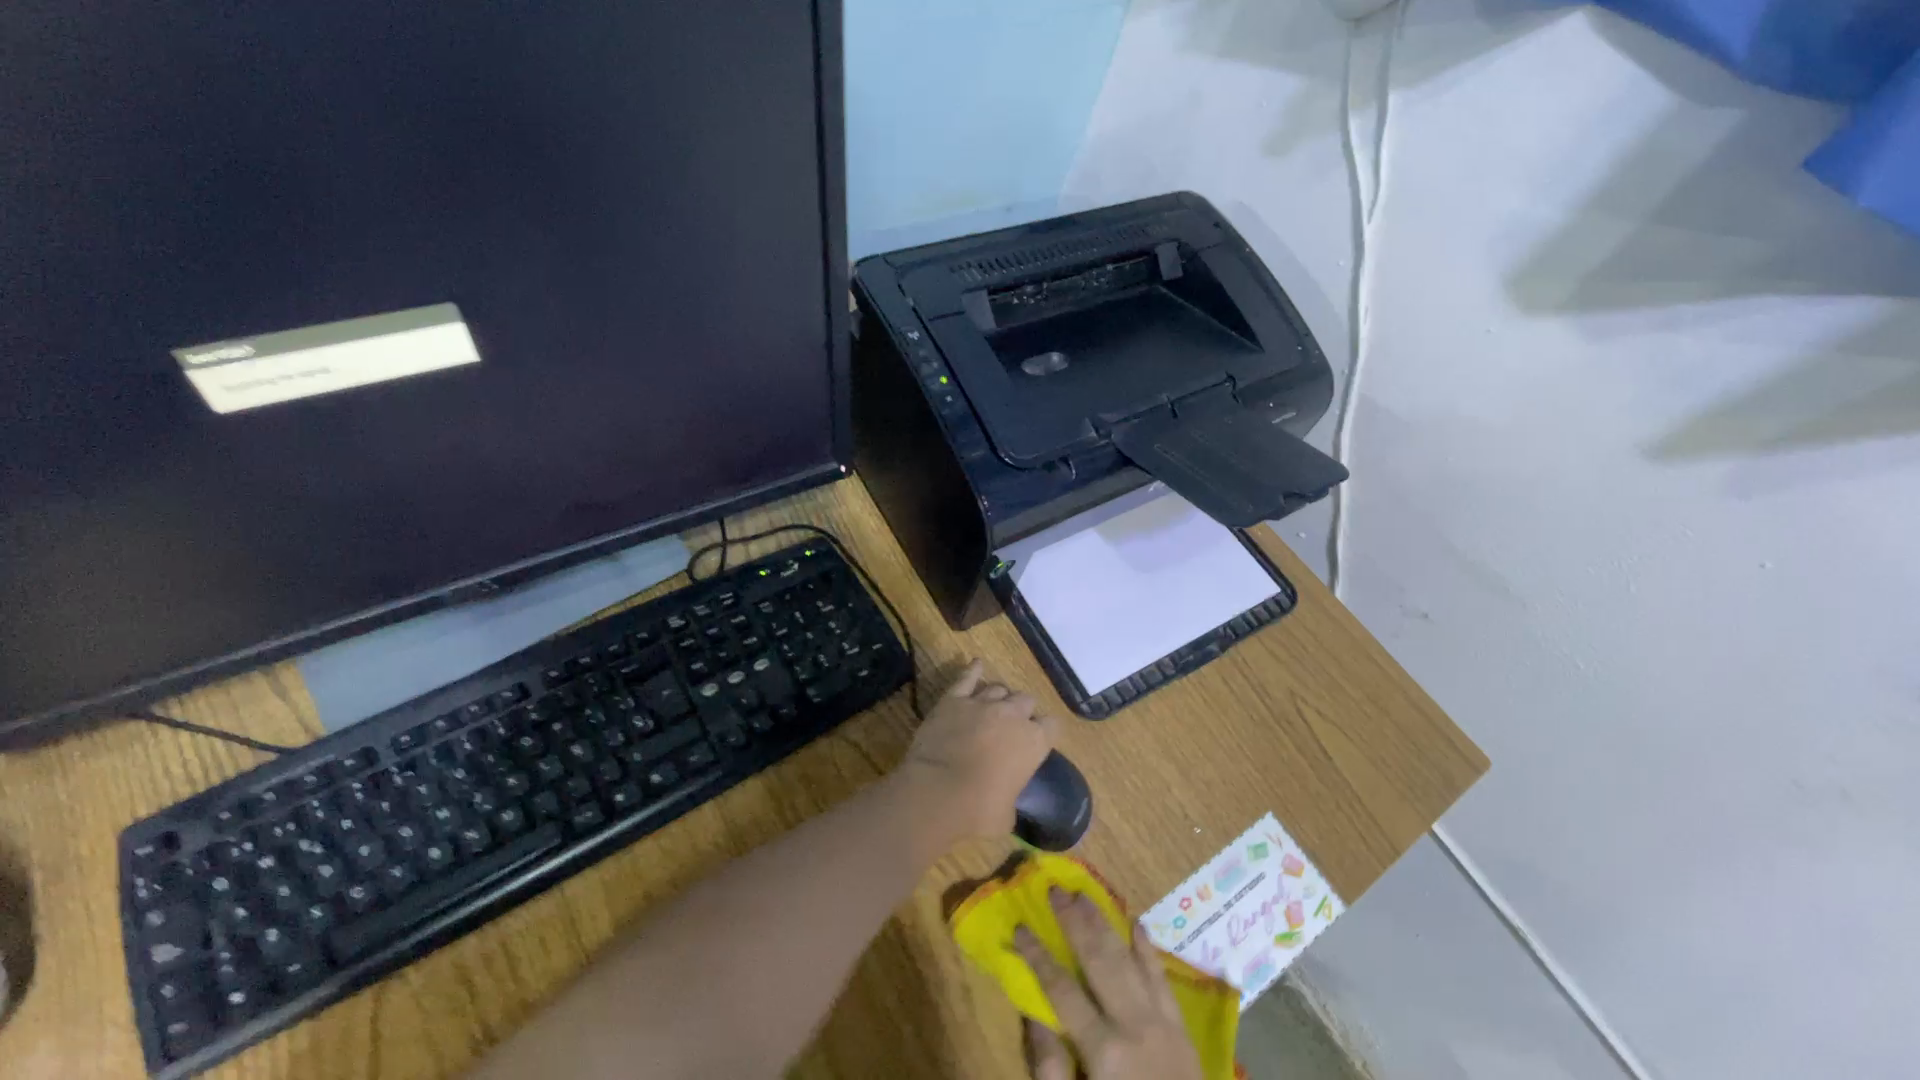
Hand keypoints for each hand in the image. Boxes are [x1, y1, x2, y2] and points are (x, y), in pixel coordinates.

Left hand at [898, 659, 1058, 842]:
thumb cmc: (978, 810)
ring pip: (999, 688)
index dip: (1044, 731)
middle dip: (1022, 711)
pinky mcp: (953, 699)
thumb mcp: (1007, 815)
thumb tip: (1006, 804)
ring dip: (999, 697)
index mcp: (1035, 741)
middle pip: (1026, 700)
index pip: (1052, 724)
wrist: (937, 792)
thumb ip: (1012, 799)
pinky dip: (973, 670)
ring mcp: (982, 703)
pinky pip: (967, 677)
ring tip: (992, 707)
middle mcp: (1013, 715)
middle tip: (1010, 726)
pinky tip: (976, 665)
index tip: (1037, 740)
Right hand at [1015, 888, 1203, 1079]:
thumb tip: (1035, 1013)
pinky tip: (1137, 925)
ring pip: (1130, 960)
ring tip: (1085, 896)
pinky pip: (1163, 979)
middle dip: (1074, 923)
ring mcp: (1162, 1024)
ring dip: (1106, 925)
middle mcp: (1133, 1026)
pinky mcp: (1182, 1029)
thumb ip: (1050, 1065)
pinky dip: (1149, 951)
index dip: (1037, 956)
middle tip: (1055, 889)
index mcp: (1101, 1049)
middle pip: (1098, 961)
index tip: (1020, 926)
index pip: (1061, 989)